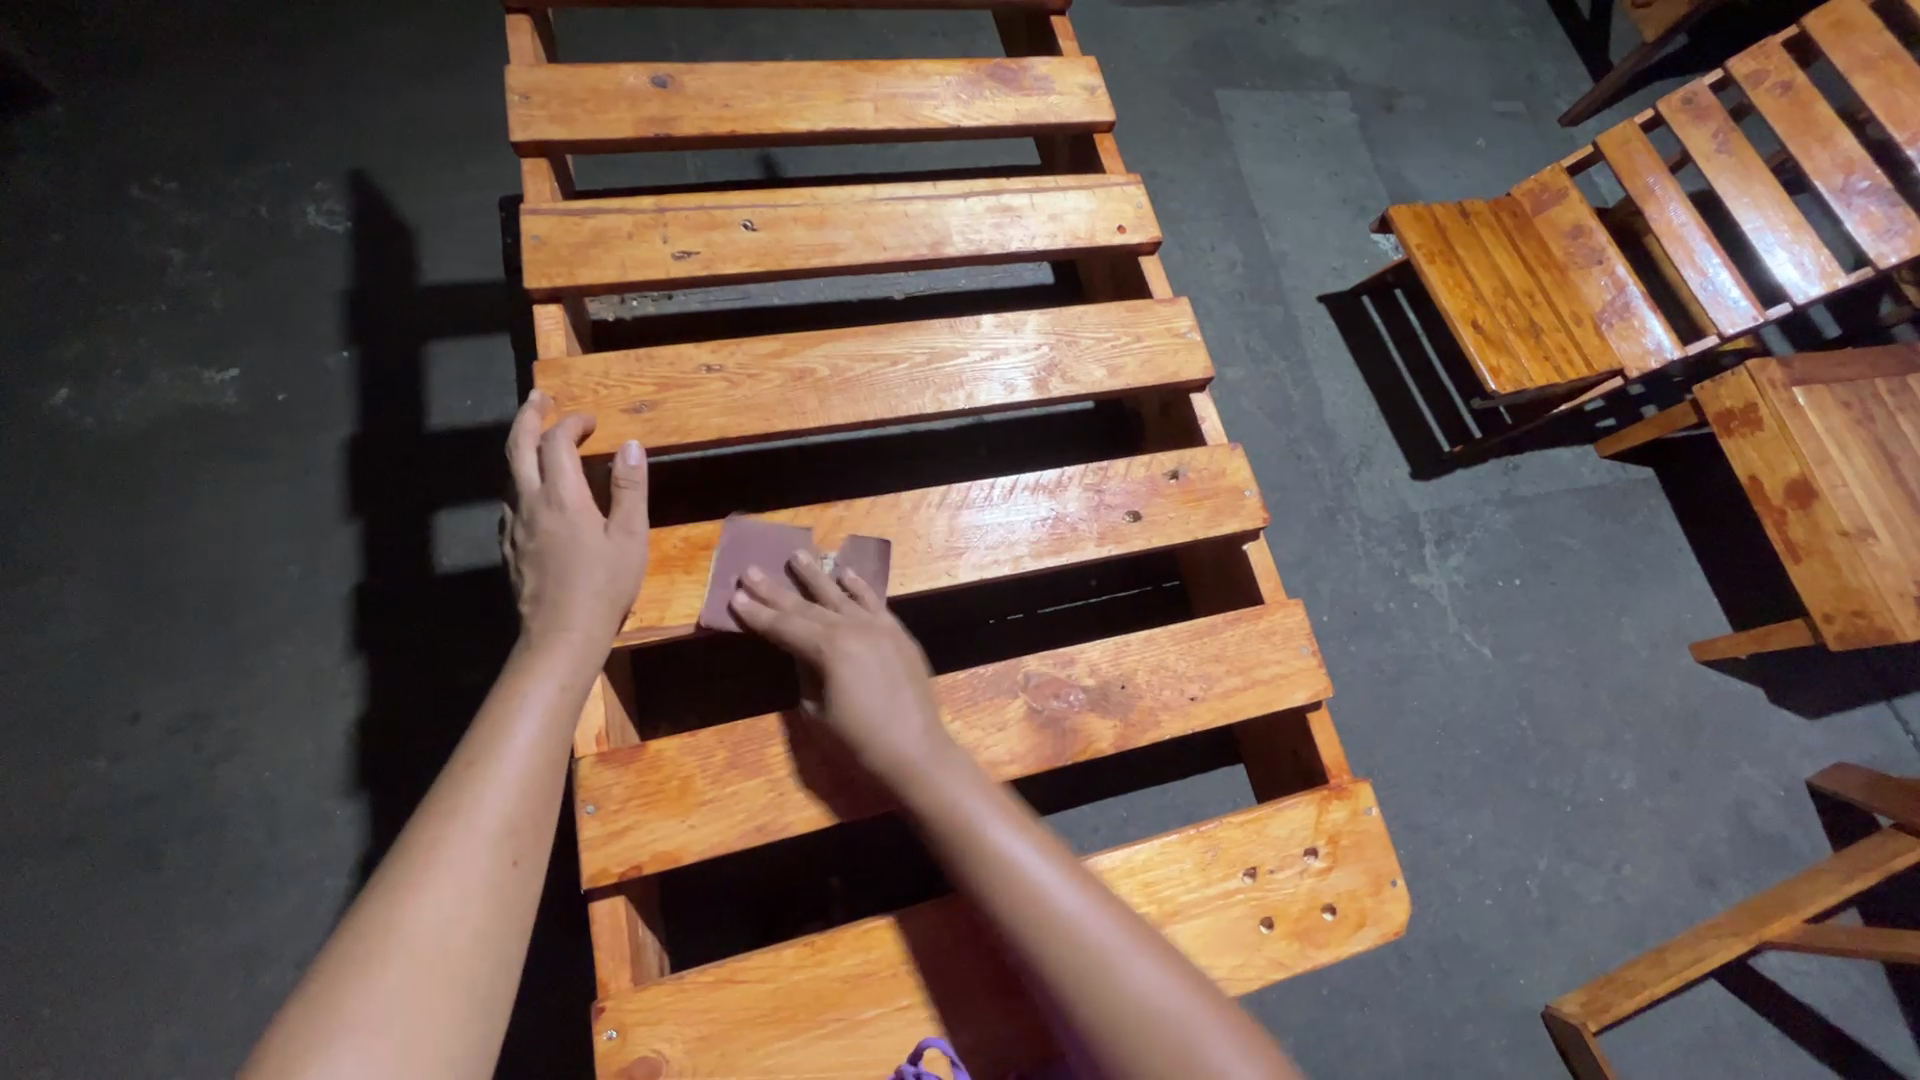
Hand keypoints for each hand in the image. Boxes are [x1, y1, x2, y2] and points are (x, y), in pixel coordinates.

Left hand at [501, 390, 649, 655]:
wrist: (561, 633)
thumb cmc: (605, 585)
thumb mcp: (630, 536)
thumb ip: (629, 489)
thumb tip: (630, 445)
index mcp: (562, 497)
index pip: (558, 442)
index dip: (572, 423)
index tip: (592, 420)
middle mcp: (529, 503)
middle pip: (518, 447)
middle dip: (529, 417)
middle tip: (540, 398)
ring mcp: (513, 525)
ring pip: (508, 473)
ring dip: (520, 446)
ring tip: (535, 436)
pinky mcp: (510, 546)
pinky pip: (509, 500)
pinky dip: (519, 479)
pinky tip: (531, 490)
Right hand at [731, 551, 956, 780]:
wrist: (916, 750)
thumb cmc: (859, 741)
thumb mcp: (816, 711)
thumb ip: (804, 673)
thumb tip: (798, 649)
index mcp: (829, 649)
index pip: (784, 627)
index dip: (758, 614)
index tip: (735, 596)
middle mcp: (853, 628)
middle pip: (807, 606)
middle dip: (776, 590)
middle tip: (752, 570)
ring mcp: (879, 627)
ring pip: (841, 595)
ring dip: (817, 576)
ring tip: (797, 554)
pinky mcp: (898, 633)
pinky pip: (875, 602)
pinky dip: (858, 587)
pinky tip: (844, 572)